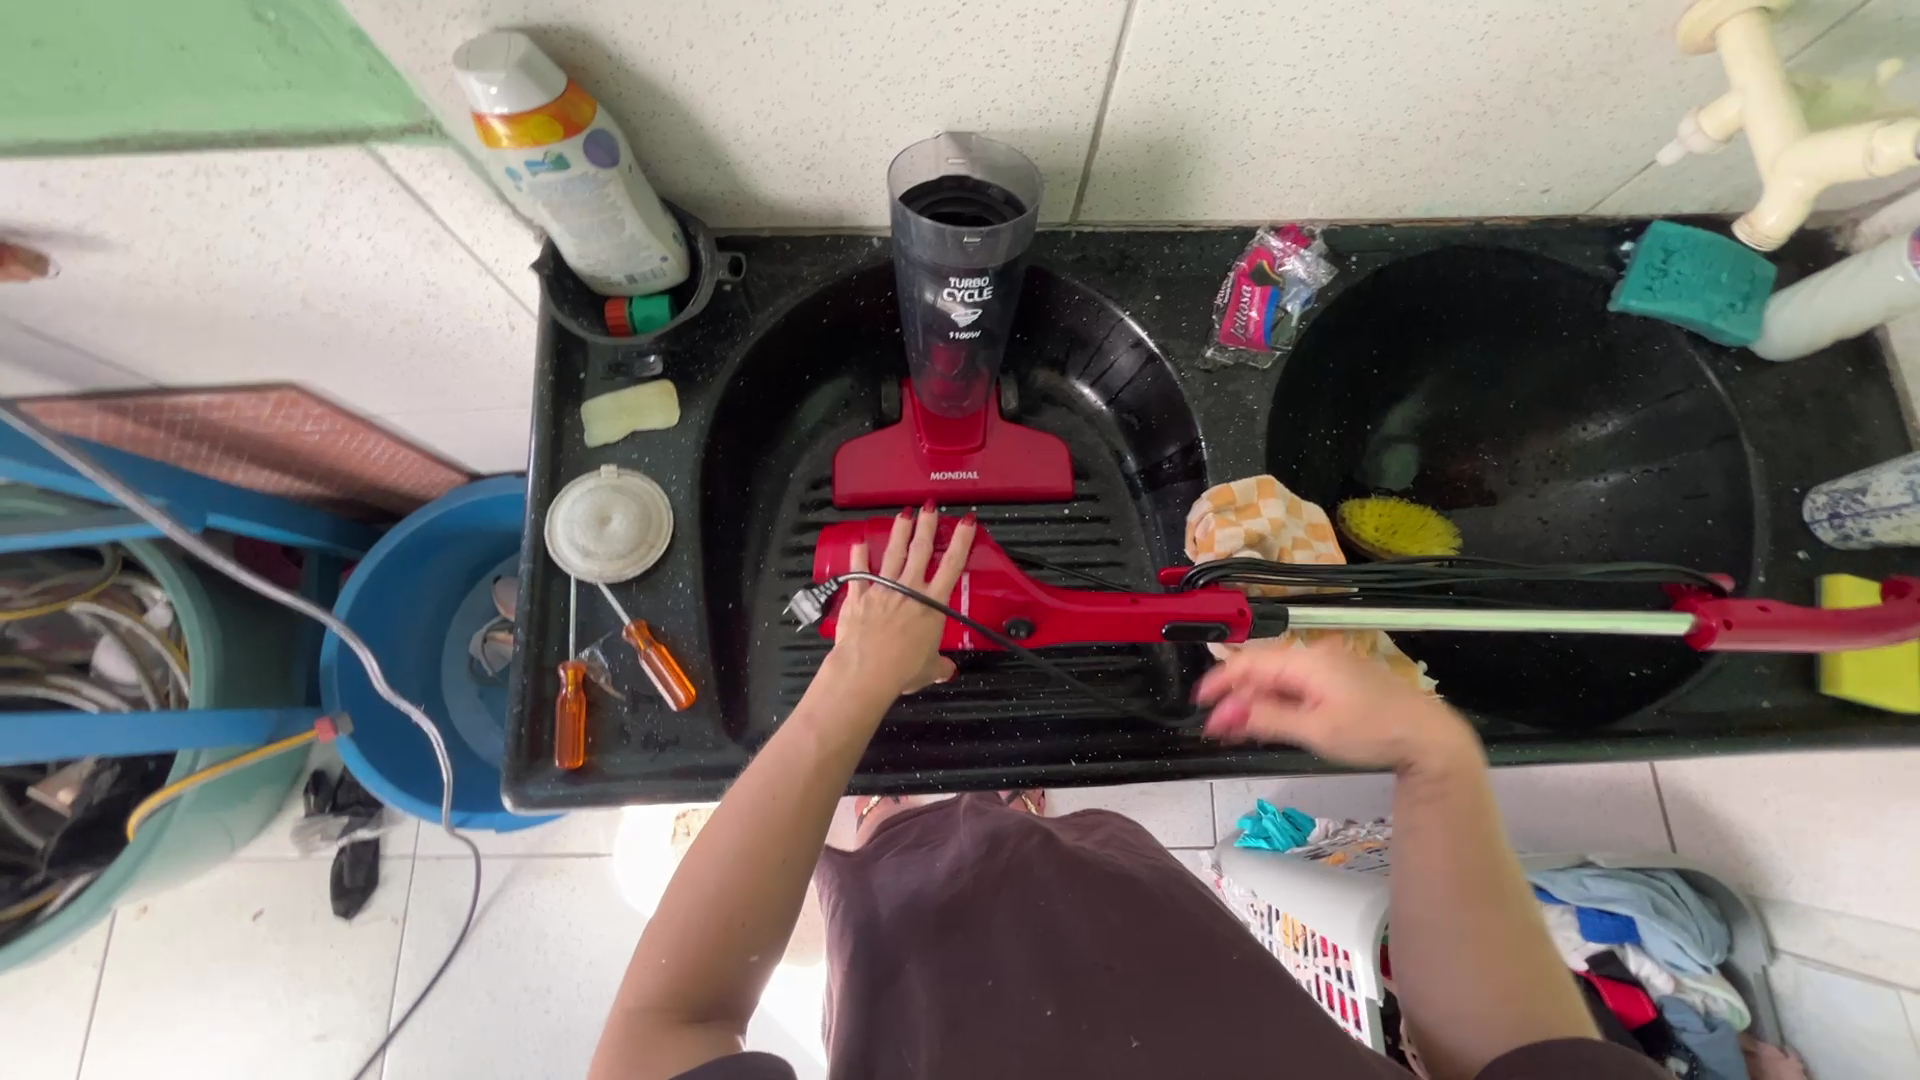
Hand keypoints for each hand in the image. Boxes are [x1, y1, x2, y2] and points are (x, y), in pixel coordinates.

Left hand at [825, 503, 975, 699]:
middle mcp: (909, 590)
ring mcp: (883, 589)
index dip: (961, 540)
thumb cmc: (901, 670)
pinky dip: (859, 556)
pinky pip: (859, 571)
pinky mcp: (859, 595)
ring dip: (900, 531)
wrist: (867, 671)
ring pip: (893, 553)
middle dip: (927, 525)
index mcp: (931, 605)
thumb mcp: (928, 669)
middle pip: (921, 549)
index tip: (966, 521)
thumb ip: (938, 666)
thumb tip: (946, 672)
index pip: (952, 564)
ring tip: (904, 514)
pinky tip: (859, 542)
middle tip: (931, 506)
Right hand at [1194, 639, 1478, 772]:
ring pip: (1277, 680)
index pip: (1249, 663)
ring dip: (1254, 702)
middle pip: (1261, 671)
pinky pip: (1295, 686)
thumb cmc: (1375, 733)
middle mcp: (1315, 656)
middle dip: (1235, 698)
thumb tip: (1229, 714)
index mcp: (1307, 661)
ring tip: (1236, 729)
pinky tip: (1266, 721)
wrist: (1430, 739)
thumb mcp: (1315, 731)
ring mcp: (1328, 668)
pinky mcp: (1338, 681)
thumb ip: (1267, 718)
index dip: (1220, 681)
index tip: (1200, 701)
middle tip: (1216, 727)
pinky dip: (1276, 702)